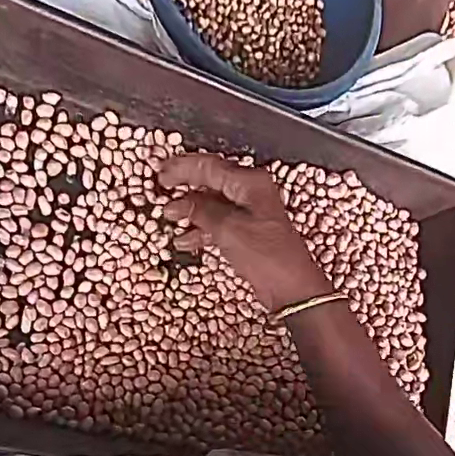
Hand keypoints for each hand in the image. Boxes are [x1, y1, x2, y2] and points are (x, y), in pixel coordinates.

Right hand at [156, 153, 333, 311]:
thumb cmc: (268, 256)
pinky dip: (203, 230)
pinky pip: (220, 224)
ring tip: (170, 219)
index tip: (161, 174)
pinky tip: (186, 240)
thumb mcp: (228, 230)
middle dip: (185, 188)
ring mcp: (251, 214)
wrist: (292, 288)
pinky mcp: (249, 234)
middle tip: (161, 190)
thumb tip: (178, 203)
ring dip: (191, 212)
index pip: (210, 167)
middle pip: (211, 183)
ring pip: (214, 205)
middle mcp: (251, 193)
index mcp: (250, 183)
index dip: (182, 169)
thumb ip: (201, 211)